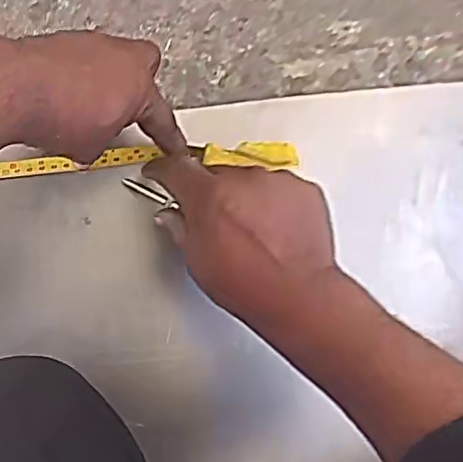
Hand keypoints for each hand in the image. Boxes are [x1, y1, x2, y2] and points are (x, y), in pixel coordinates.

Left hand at [7, 32, 184, 161]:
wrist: (20, 89)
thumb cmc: (58, 111)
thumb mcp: (90, 148)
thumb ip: (101, 143)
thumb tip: (91, 145)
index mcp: (139, 83)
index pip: (160, 118)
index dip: (167, 137)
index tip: (173, 145)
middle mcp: (120, 55)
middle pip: (142, 71)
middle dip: (133, 93)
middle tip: (118, 116)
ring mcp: (92, 43)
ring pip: (107, 66)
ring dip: (98, 89)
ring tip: (76, 116)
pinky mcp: (64, 42)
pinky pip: (78, 65)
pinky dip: (72, 83)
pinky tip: (57, 102)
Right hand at [141, 155, 341, 324]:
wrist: (294, 293)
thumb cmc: (247, 282)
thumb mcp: (196, 259)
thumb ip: (181, 229)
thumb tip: (175, 218)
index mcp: (208, 195)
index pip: (177, 168)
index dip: (163, 169)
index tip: (159, 170)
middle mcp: (243, 180)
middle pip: (215, 172)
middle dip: (208, 192)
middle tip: (209, 218)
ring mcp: (276, 182)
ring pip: (248, 179)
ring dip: (241, 197)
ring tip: (244, 231)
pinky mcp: (303, 190)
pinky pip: (279, 187)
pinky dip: (271, 202)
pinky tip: (268, 229)